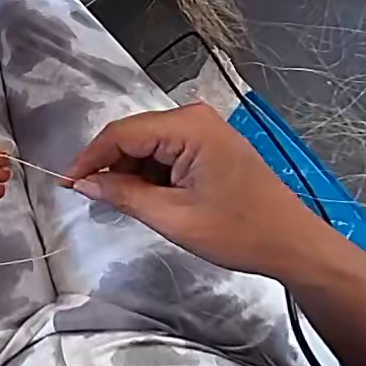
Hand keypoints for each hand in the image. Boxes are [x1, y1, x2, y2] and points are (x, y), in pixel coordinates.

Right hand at [63, 103, 341, 281]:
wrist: (298, 248)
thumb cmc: (240, 232)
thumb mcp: (172, 217)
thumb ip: (121, 194)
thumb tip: (82, 182)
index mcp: (188, 127)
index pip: (121, 134)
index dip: (89, 157)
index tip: (67, 182)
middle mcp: (193, 118)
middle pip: (131, 136)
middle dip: (109, 165)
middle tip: (90, 194)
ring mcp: (202, 129)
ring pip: (144, 144)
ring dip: (129, 171)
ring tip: (123, 200)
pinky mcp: (207, 143)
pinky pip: (162, 150)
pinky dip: (148, 173)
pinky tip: (147, 195)